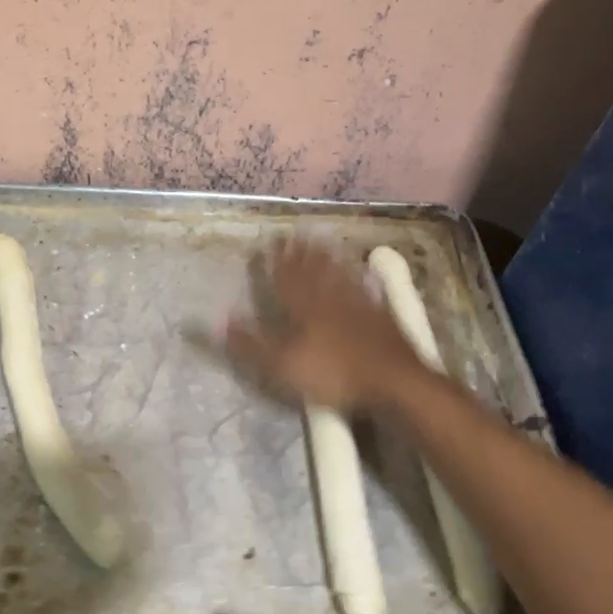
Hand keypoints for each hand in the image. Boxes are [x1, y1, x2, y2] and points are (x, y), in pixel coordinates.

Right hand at [225, 240, 423, 411]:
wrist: (392, 381)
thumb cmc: (333, 374)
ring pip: (339, 275)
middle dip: (302, 252)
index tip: (270, 241)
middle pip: (314, 271)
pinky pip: (366, 289)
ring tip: (324, 242)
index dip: (277, 260)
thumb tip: (220, 318)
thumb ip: (251, 342)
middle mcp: (330, 299)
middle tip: (297, 232)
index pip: (286, 278)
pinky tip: (362, 271)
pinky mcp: (381, 317)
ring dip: (330, 258)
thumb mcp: (283, 365)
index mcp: (304, 309)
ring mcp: (359, 305)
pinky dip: (359, 277)